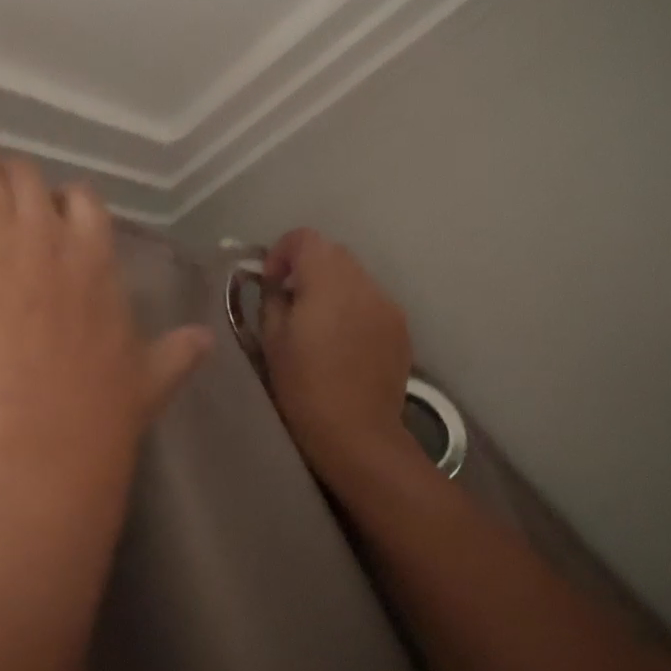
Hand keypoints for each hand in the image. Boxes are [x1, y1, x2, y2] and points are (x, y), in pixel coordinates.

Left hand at [0, 101, 212, 479]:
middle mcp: (49, 237)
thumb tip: (206, 339)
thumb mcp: (150, 379)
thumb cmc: (98, 411)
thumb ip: (177, 353)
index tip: (53, 207)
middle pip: (29, 180)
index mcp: (97, 261)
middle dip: (14, 173)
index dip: (65, 202)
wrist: (44, 431)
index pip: (83, 206)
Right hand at [260, 228, 427, 487]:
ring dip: (332, 287)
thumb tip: (277, 285)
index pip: (305, 238)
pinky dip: (353, 308)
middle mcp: (363, 283)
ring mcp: (387, 305)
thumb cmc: (303, 386)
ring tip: (317, 324)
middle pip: (332, 253)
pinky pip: (371, 301)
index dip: (281, 252)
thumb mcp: (272, 340)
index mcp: (327, 281)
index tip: (270, 282)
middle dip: (308, 267)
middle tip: (290, 302)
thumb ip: (273, 300)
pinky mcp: (400, 328)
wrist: (356, 432)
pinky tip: (342, 342)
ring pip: (354, 277)